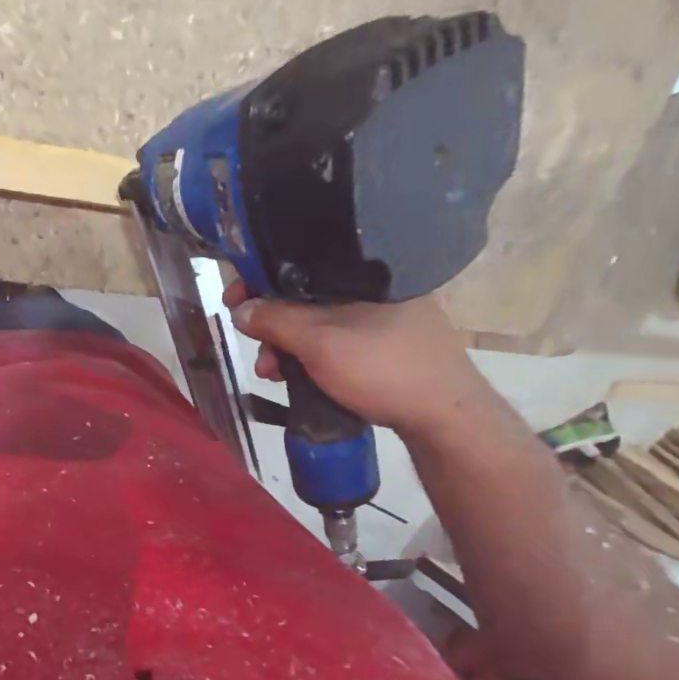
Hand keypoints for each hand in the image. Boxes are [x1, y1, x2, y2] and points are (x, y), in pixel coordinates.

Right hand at [225, 279, 494, 436]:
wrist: (445, 417)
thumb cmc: (382, 368)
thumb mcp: (321, 344)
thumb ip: (277, 321)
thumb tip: (241, 309)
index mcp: (360, 271)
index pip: (298, 262)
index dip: (259, 279)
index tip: (233, 301)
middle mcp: (371, 288)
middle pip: (304, 297)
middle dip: (271, 326)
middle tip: (258, 352)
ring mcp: (381, 319)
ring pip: (319, 325)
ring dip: (287, 348)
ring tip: (272, 374)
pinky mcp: (384, 348)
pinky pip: (336, 344)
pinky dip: (312, 359)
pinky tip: (296, 380)